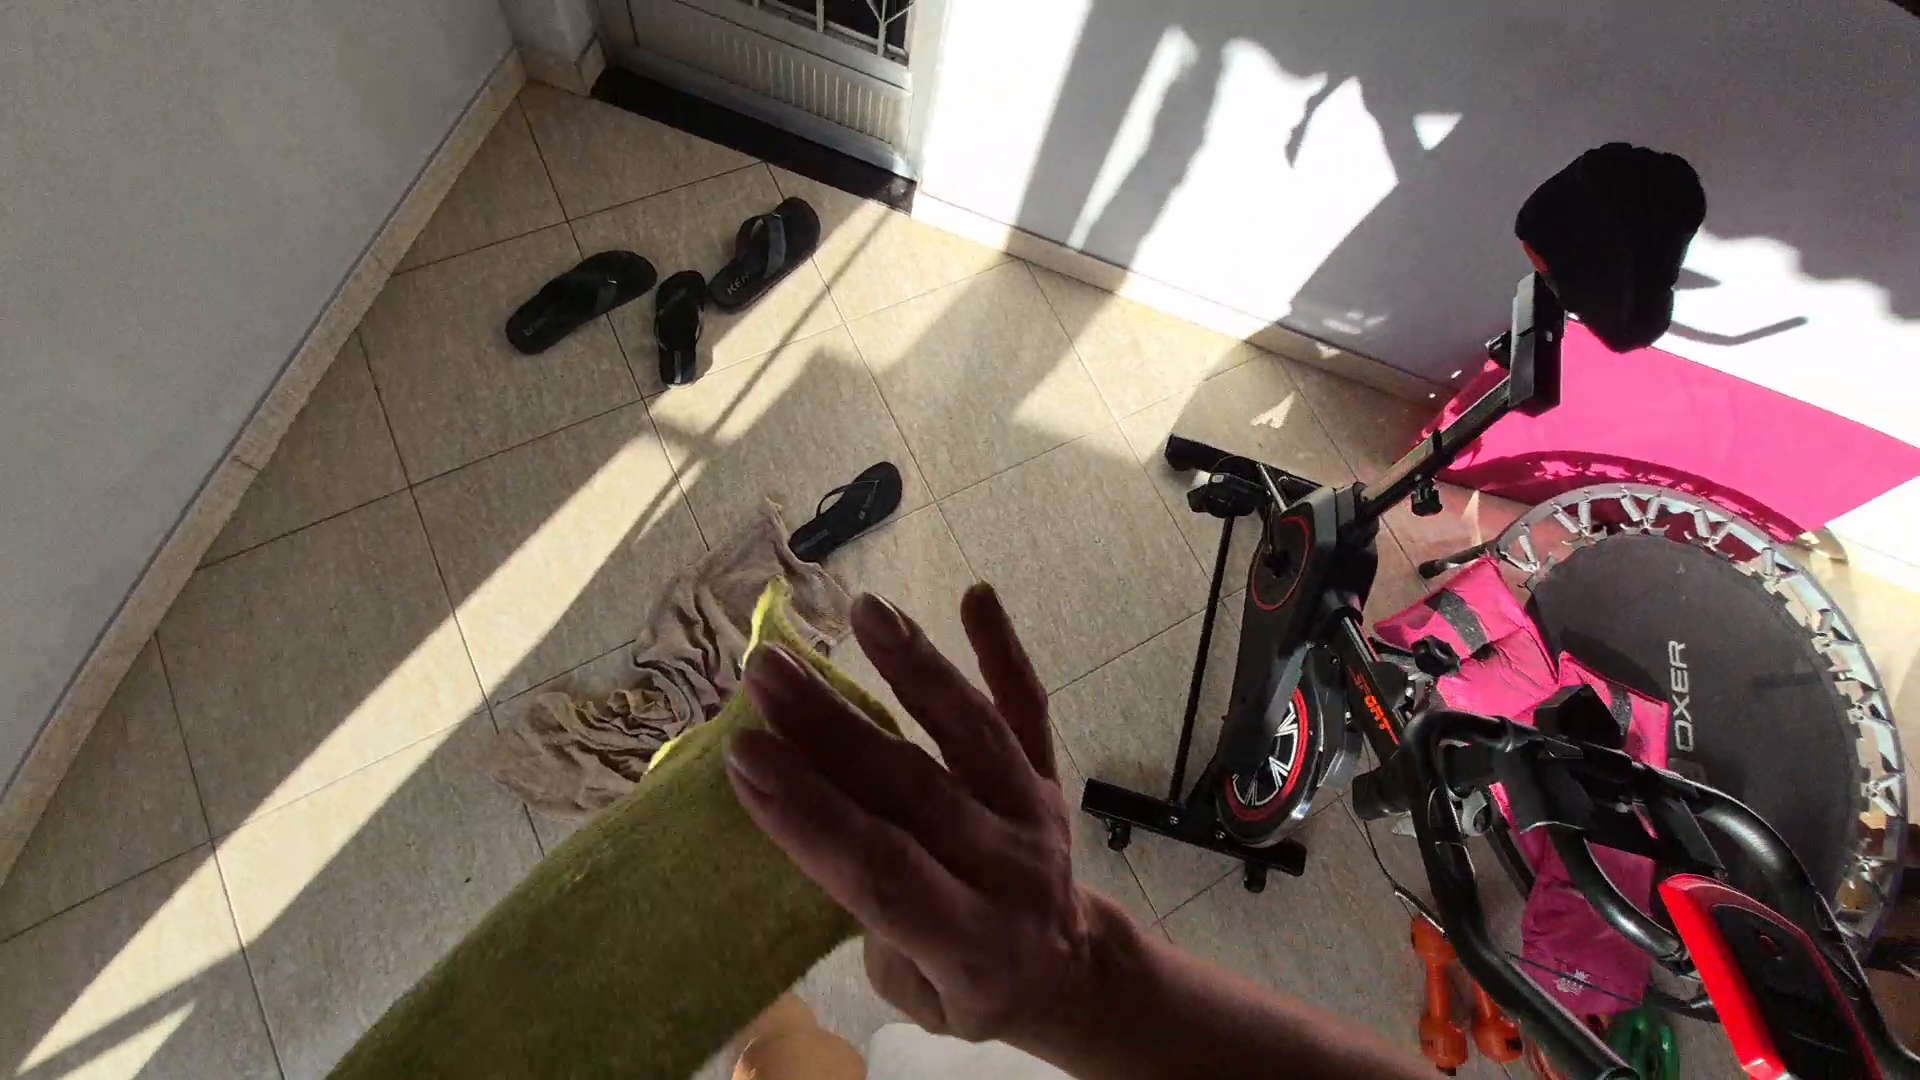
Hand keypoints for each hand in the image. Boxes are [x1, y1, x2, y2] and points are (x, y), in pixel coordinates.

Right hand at [724, 584, 1095, 1041]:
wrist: (1070, 969)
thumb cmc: (967, 982)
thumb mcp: (913, 984)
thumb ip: (873, 901)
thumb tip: (814, 801)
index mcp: (970, 942)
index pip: (881, 868)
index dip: (811, 814)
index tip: (745, 753)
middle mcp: (1009, 866)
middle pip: (915, 786)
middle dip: (833, 728)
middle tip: (769, 670)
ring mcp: (1033, 808)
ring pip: (973, 731)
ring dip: (916, 668)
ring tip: (866, 612)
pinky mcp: (1049, 772)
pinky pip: (1029, 706)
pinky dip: (1003, 650)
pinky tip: (976, 595)